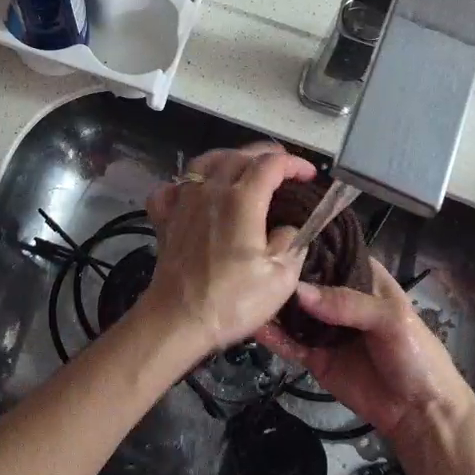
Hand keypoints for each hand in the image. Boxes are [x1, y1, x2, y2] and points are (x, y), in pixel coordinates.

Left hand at [136, 141, 317, 354]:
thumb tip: (288, 229)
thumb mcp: (280, 278)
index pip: (271, 164)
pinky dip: (186, 182)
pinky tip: (194, 191)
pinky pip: (173, 187)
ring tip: (243, 168)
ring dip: (228, 159)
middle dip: (264, 155)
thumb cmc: (232, 301)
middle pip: (238, 155)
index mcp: (242, 199)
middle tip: (282, 167)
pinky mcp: (165, 217)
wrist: (178, 319)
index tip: (308, 175)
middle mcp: (211, 190)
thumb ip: (291, 244)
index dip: (293, 163)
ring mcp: (184, 201)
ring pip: (205, 162)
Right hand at [255, 259, 474, 447]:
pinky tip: (252, 325)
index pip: (331, 251)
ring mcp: (325, 327)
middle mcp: (340, 297)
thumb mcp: (389, 319)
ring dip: (272, 303)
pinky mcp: (314, 356)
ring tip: (243, 290)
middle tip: (248, 260)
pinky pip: (289, 343)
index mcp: (364, 277)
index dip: (306, 241)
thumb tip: (298, 292)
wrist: (422, 415)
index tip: (273, 228)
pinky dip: (272, 335)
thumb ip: (346, 302)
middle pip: (306, 279)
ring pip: (293, 310)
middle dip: (282, 272)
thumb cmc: (416, 355)